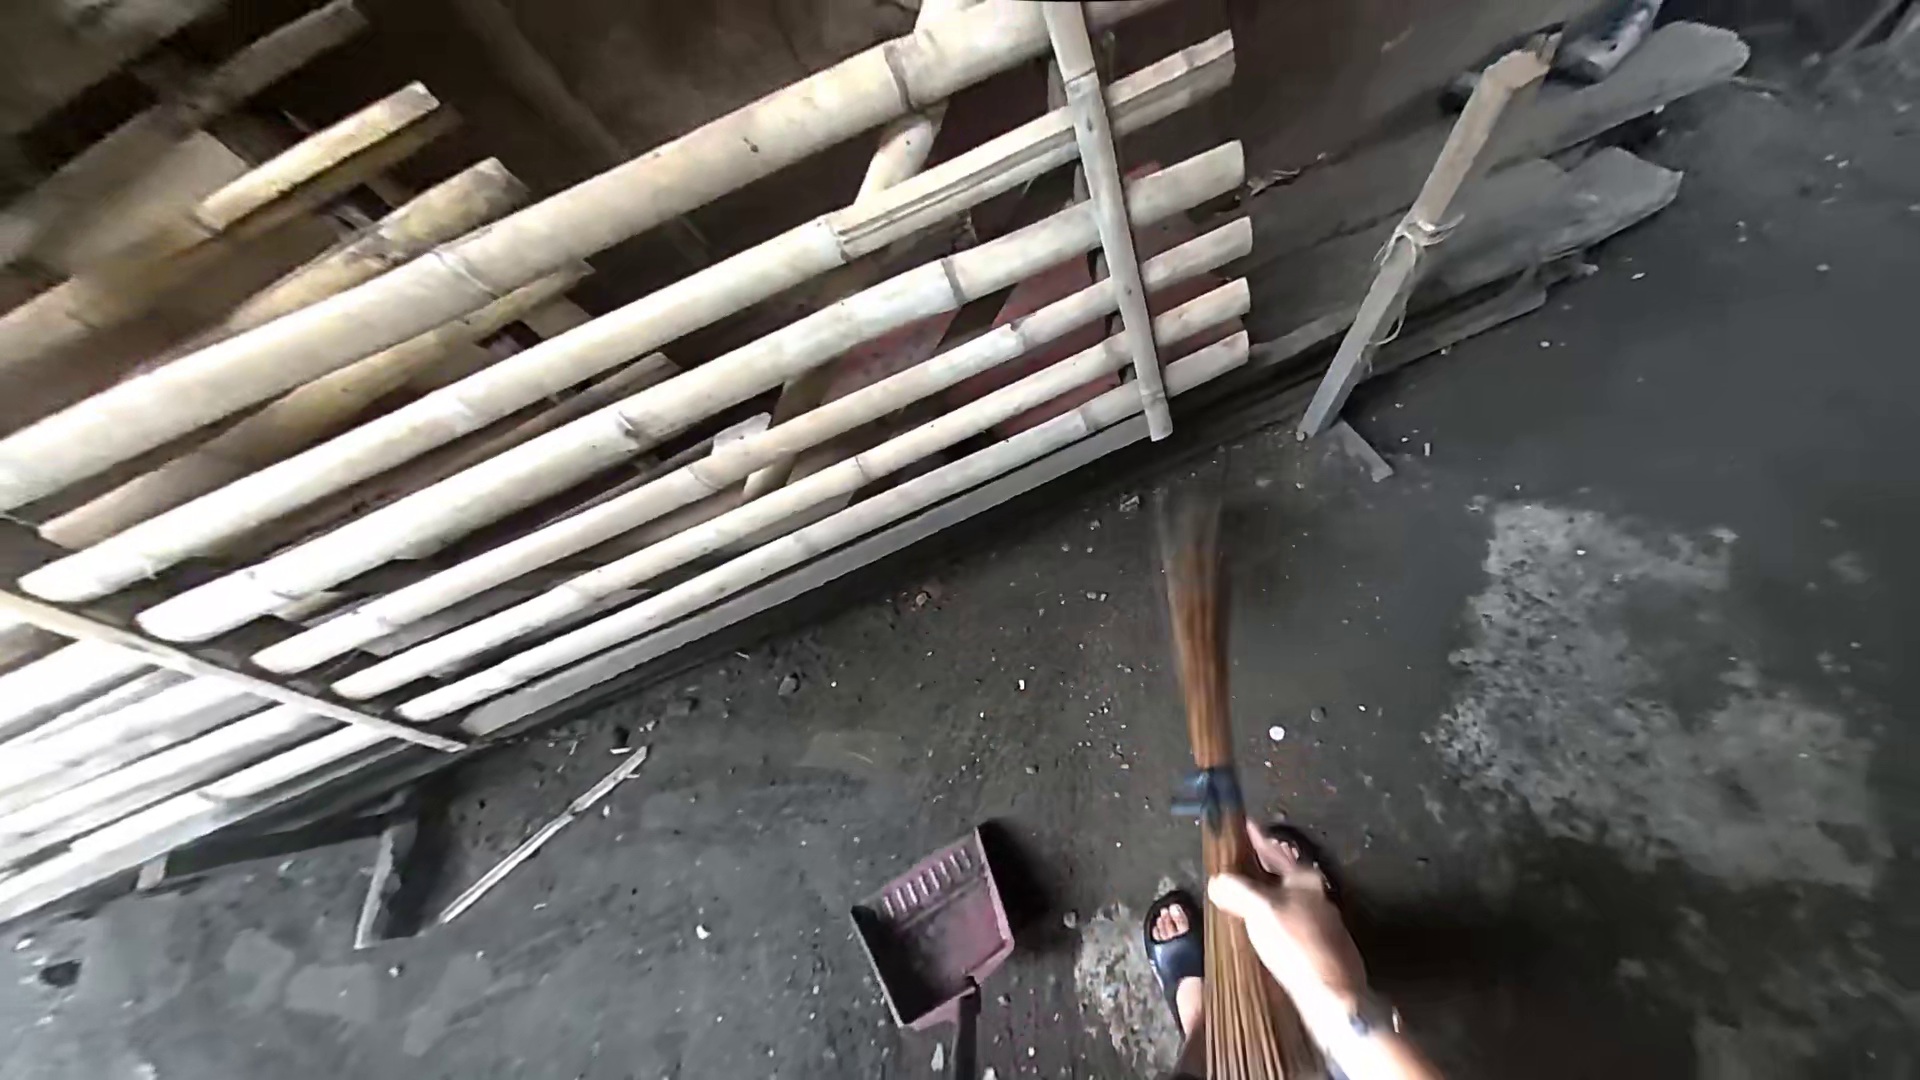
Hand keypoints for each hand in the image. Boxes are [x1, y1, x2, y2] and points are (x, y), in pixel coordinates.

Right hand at [1206, 821, 1366, 1007]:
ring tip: (1243, 894)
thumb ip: (1234, 888)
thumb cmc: (1296, 944)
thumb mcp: (1258, 908)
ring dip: (1265, 894)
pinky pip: (1290, 921)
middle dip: (1259, 867)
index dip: (1256, 837)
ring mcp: (1323, 923)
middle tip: (1238, 859)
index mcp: (1304, 879)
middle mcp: (1317, 896)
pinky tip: (1261, 927)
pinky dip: (1273, 917)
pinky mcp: (1323, 949)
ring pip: (1286, 898)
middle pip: (1281, 873)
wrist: (1335, 999)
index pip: (1274, 849)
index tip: (1244, 824)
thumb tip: (1216, 882)